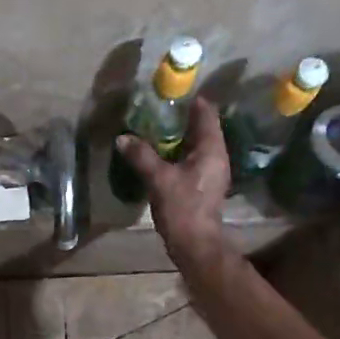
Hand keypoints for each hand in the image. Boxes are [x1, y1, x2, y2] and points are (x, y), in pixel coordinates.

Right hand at [116, 98, 231, 269]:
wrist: (195, 244)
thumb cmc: (182, 208)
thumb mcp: (159, 179)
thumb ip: (141, 156)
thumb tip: (122, 138)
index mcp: (212, 149)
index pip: (206, 113)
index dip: (191, 101)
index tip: (171, 94)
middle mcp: (217, 157)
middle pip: (202, 128)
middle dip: (181, 119)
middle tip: (158, 110)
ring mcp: (211, 172)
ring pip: (196, 145)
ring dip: (178, 137)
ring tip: (155, 130)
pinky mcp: (203, 185)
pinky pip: (191, 160)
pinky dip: (178, 154)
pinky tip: (160, 155)